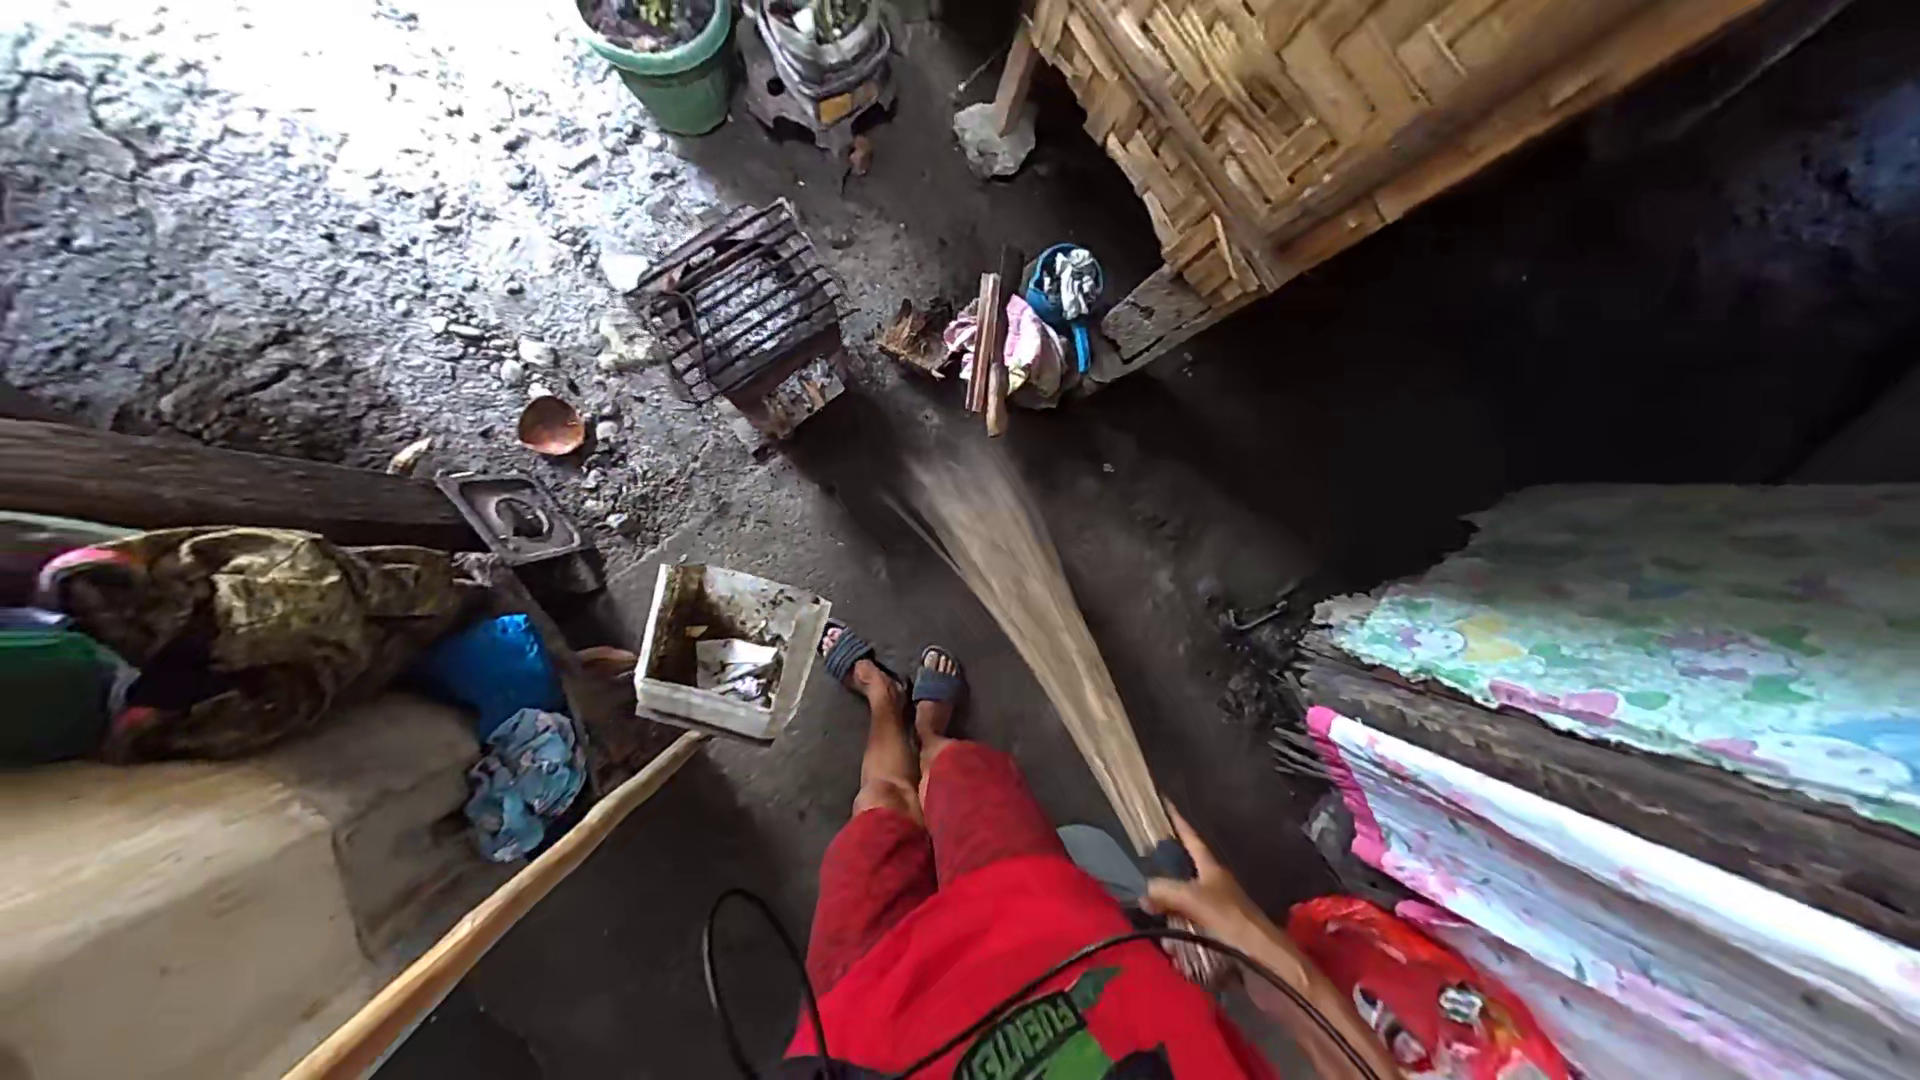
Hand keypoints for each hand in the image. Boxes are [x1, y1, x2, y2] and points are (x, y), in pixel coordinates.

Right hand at [1140, 804, 1274, 949]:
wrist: (1268, 966)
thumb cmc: (1234, 921)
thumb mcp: (1194, 899)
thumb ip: (1165, 890)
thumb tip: (1143, 892)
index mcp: (1212, 868)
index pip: (1191, 837)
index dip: (1178, 821)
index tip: (1164, 803)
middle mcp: (1214, 886)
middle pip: (1182, 874)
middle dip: (1162, 879)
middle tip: (1141, 876)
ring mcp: (1217, 913)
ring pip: (1182, 905)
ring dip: (1168, 916)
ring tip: (1155, 923)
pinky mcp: (1218, 938)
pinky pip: (1188, 931)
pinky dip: (1178, 938)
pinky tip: (1171, 948)